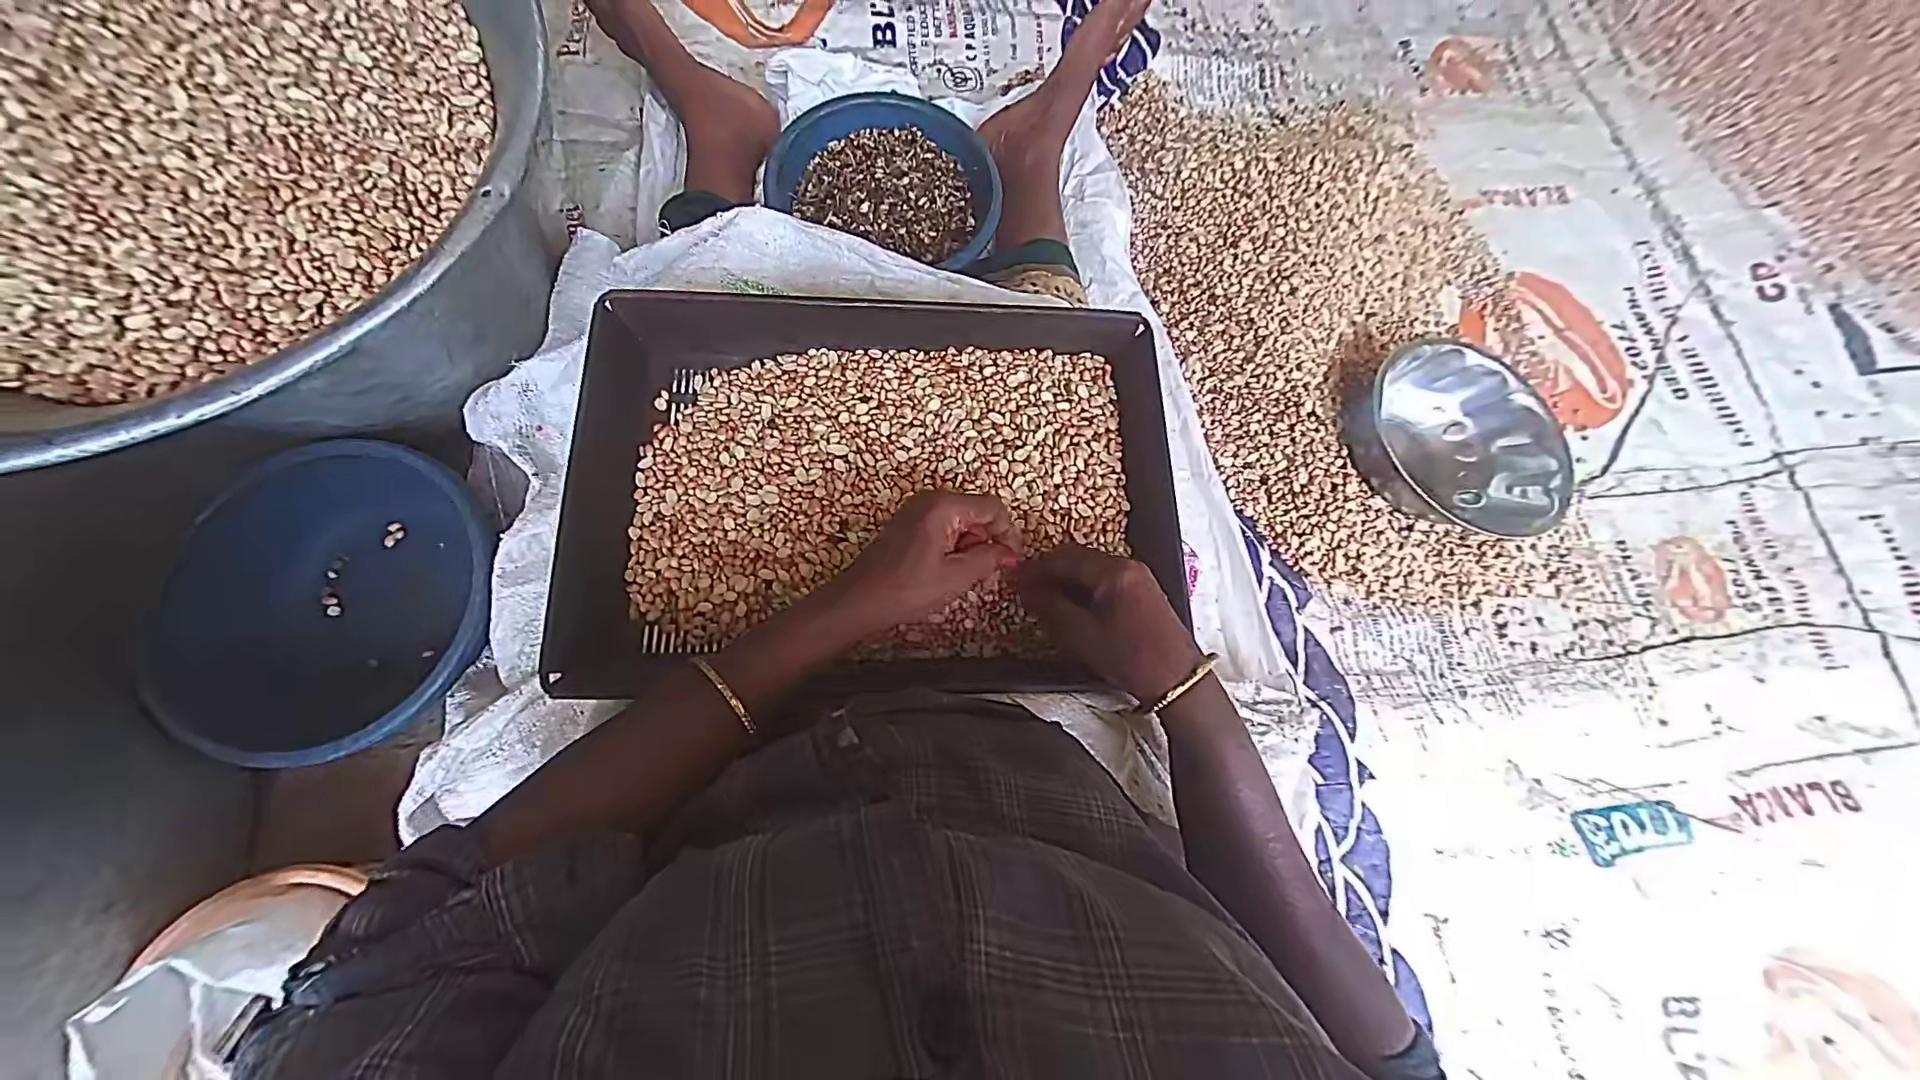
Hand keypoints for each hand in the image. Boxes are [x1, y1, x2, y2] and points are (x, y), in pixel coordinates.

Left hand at [815, 491, 1022, 639]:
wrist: (859, 601)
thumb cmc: (902, 589)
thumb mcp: (956, 576)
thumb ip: (989, 559)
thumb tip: (1009, 555)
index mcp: (943, 506)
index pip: (993, 508)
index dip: (1008, 534)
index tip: (1012, 560)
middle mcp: (929, 501)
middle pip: (977, 515)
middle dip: (988, 544)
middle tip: (990, 576)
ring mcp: (917, 512)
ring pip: (962, 525)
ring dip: (971, 551)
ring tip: (965, 580)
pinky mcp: (909, 526)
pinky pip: (944, 531)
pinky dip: (954, 550)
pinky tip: (948, 575)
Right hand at [1016, 543, 1204, 702]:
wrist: (1177, 681)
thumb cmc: (1130, 658)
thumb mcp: (1081, 634)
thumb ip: (1050, 606)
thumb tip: (1027, 588)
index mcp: (1114, 571)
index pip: (1065, 557)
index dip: (1037, 568)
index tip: (1018, 578)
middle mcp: (1129, 566)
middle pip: (1080, 560)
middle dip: (1052, 573)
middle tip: (1029, 590)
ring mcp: (1140, 578)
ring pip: (1093, 571)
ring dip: (1068, 582)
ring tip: (1048, 602)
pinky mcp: (1144, 593)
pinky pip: (1107, 581)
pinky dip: (1086, 590)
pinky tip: (1074, 608)